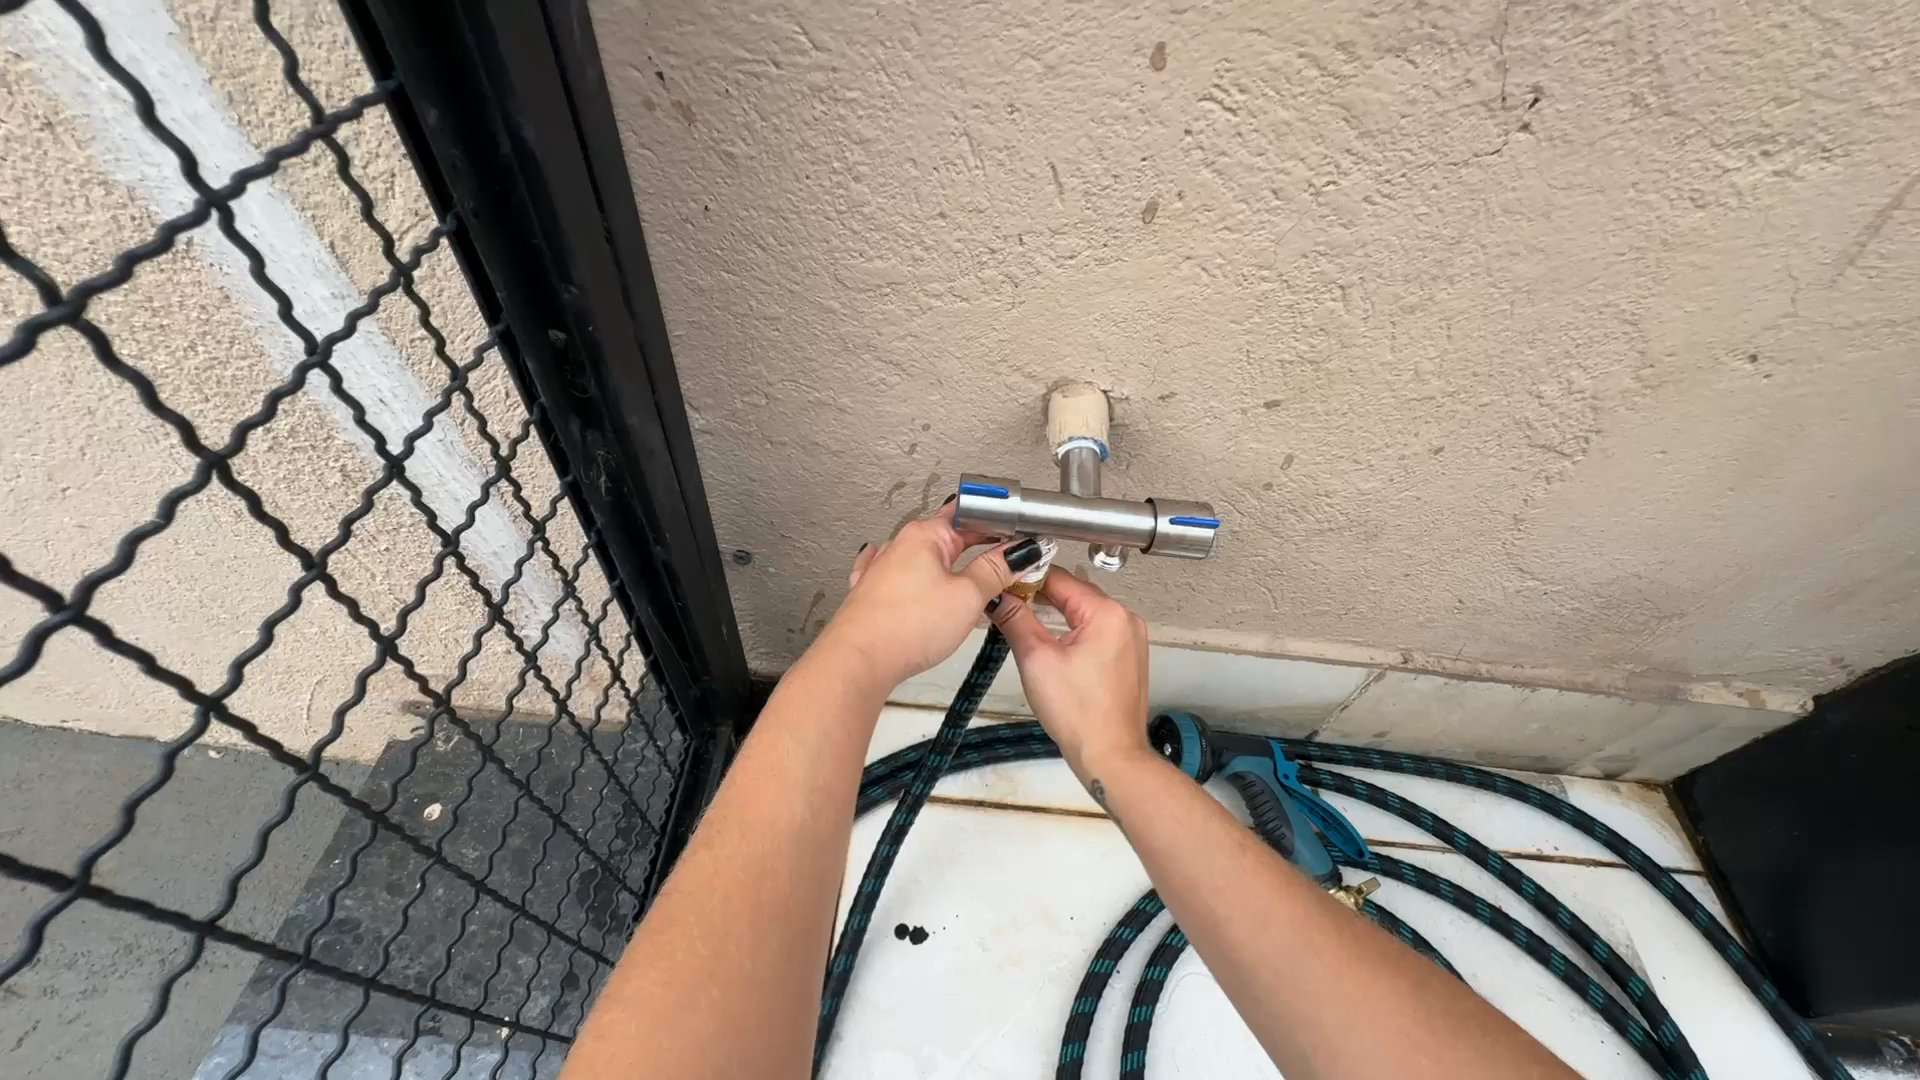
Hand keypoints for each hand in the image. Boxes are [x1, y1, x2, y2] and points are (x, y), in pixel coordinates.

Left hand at [815, 503, 1045, 691]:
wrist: (857, 661)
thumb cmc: (906, 627)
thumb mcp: (968, 597)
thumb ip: (996, 570)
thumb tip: (1019, 551)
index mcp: (926, 535)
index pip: (972, 515)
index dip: (1001, 525)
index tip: (1021, 538)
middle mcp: (900, 544)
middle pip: (949, 535)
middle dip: (979, 545)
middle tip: (1007, 561)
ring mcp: (882, 568)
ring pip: (925, 557)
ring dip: (950, 564)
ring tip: (974, 578)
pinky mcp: (871, 593)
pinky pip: (902, 577)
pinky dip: (920, 579)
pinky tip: (919, 579)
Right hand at [988, 570, 1151, 776]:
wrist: (1110, 755)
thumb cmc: (1080, 714)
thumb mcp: (1036, 659)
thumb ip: (1015, 620)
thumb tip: (998, 598)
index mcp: (1107, 613)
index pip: (1060, 579)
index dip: (1027, 579)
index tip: (1004, 585)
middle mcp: (1126, 620)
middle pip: (1074, 593)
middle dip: (1040, 597)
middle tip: (1008, 605)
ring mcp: (1131, 639)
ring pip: (1085, 613)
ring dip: (1056, 614)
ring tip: (1025, 622)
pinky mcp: (1128, 657)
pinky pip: (1096, 632)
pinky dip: (1073, 631)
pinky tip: (1053, 643)